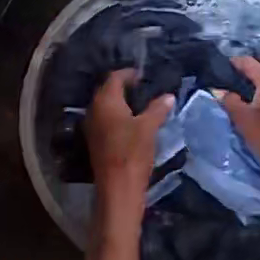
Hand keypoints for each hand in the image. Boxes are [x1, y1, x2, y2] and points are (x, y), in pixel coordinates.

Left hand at [86, 69, 174, 203]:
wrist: (117, 186)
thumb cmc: (133, 152)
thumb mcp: (149, 127)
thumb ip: (157, 109)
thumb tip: (168, 96)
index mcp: (105, 101)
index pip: (114, 77)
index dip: (129, 73)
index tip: (144, 75)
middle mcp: (93, 109)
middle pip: (107, 90)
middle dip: (124, 87)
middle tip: (144, 89)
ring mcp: (91, 125)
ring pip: (105, 106)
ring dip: (121, 103)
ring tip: (141, 105)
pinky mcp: (94, 139)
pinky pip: (105, 119)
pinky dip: (117, 116)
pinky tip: (132, 122)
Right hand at [217, 56, 259, 190]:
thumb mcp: (244, 121)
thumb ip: (230, 102)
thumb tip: (218, 90)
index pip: (249, 63)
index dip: (233, 63)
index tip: (219, 66)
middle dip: (244, 79)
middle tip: (225, 86)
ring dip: (256, 92)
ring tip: (239, 100)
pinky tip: (258, 112)